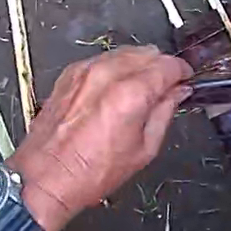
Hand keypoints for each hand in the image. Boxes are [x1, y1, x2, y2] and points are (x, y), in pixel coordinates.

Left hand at [7, 46, 192, 230]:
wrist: (45, 178)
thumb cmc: (91, 171)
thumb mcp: (144, 149)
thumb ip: (165, 112)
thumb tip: (177, 93)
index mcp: (132, 93)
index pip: (168, 65)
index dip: (182, 72)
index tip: (185, 80)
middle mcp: (108, 74)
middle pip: (149, 53)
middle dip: (161, 67)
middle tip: (165, 88)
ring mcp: (87, 70)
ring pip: (126, 52)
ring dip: (139, 65)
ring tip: (140, 90)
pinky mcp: (71, 73)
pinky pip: (104, 59)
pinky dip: (116, 68)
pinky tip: (115, 89)